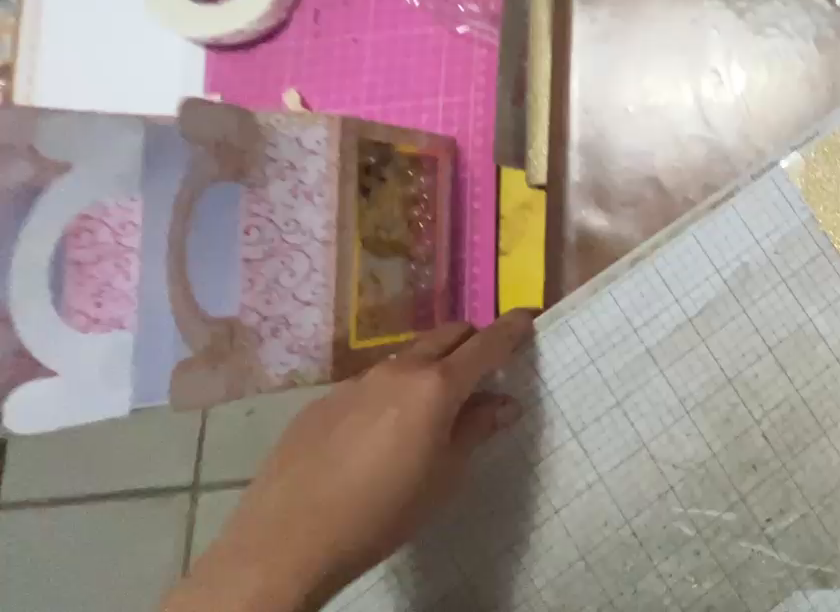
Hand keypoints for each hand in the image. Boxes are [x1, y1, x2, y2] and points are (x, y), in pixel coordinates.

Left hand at [164, 311, 535, 611]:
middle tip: (483, 368)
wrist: (280, 549)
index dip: (513, 328)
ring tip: (427, 408)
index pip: (488, 342)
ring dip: (429, 367)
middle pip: (448, 334)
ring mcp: (353, 384)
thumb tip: (502, 403)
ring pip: (407, 358)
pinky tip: (375, 436)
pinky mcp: (319, 405)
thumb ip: (477, 429)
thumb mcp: (446, 475)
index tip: (529, 319)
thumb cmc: (382, 513)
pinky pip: (369, 384)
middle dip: (472, 341)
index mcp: (437, 385)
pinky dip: (389, 393)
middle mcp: (398, 371)